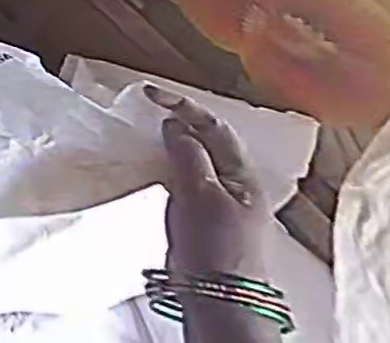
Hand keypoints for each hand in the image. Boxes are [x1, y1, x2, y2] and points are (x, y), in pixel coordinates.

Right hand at [146, 85, 270, 278]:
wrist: (214, 297)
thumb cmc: (213, 243)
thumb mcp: (200, 193)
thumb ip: (187, 153)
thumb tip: (174, 124)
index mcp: (243, 176)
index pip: (215, 127)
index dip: (184, 106)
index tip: (151, 93)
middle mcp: (234, 182)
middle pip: (206, 138)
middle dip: (179, 118)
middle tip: (148, 105)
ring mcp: (217, 197)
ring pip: (192, 155)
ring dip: (170, 139)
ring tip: (146, 127)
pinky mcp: (198, 210)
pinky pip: (181, 172)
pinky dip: (165, 159)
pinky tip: (150, 157)